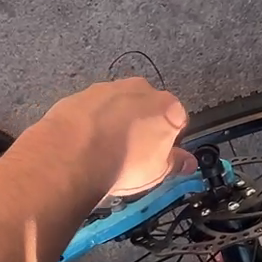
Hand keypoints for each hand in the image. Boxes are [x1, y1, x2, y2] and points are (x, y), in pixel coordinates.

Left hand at [36, 78, 192, 196]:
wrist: (74, 154)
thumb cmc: (122, 161)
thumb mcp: (158, 172)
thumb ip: (176, 163)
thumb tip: (186, 163)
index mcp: (168, 107)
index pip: (177, 120)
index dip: (170, 139)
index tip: (160, 154)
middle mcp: (141, 90)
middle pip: (148, 107)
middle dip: (142, 126)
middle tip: (133, 154)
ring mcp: (109, 89)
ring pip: (119, 105)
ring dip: (115, 122)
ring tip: (106, 151)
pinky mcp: (82, 93)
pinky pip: (92, 109)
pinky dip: (91, 122)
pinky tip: (86, 144)